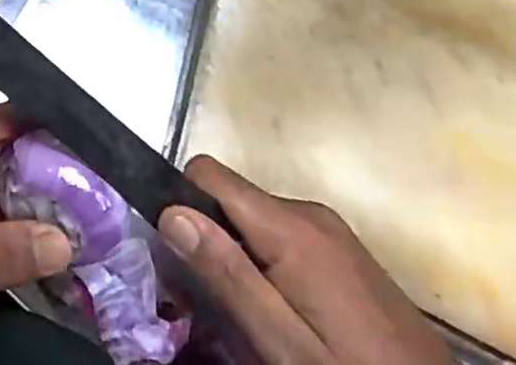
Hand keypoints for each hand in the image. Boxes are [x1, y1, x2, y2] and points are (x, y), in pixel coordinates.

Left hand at [0, 105, 73, 363]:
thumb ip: (5, 252)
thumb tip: (63, 240)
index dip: (37, 117)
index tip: (81, 125)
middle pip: (14, 147)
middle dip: (54, 154)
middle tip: (100, 165)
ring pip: (20, 178)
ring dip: (54, 187)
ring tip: (98, 192)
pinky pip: (20, 210)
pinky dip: (45, 216)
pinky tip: (76, 226)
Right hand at [160, 156, 451, 364]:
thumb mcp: (282, 343)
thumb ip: (227, 273)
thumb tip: (170, 212)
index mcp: (291, 227)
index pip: (206, 173)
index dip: (182, 206)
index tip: (182, 259)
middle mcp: (309, 213)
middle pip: (228, 198)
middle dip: (209, 241)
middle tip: (213, 306)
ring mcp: (331, 231)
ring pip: (252, 219)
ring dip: (237, 256)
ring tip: (252, 319)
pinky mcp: (344, 251)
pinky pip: (283, 236)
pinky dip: (266, 263)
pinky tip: (284, 315)